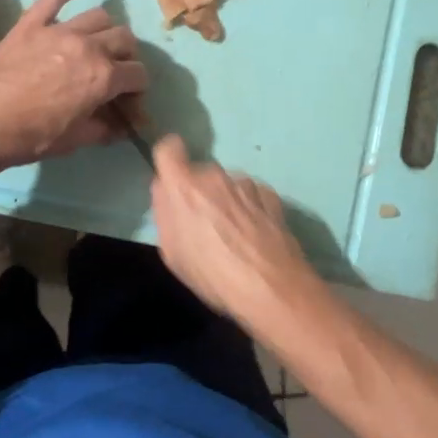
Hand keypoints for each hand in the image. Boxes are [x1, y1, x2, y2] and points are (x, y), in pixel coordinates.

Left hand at [0, 0, 148, 170]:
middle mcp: (88, 46)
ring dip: (107, 30)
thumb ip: (105, 129)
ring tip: (100, 42)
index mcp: (103, 77)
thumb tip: (121, 126)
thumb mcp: (76, 140)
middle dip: (127, 57)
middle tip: (116, 72)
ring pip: (98, 16)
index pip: (138, 74)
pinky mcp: (31, 23)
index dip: (138, 89)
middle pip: (124, 39)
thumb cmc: (31, 137)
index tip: (128, 99)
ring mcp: (58, 30)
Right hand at [149, 135, 319, 322]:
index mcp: (183, 187)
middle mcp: (215, 175)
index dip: (169, 159)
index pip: (168, 148)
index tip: (173, 179)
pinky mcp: (271, 194)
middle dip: (199, 192)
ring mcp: (246, 183)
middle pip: (199, 173)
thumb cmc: (212, 274)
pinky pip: (251, 194)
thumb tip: (168, 194)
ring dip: (226, 200)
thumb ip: (165, 214)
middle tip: (204, 224)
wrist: (272, 288)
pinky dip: (250, 208)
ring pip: (227, 184)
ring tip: (235, 235)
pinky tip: (255, 235)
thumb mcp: (172, 253)